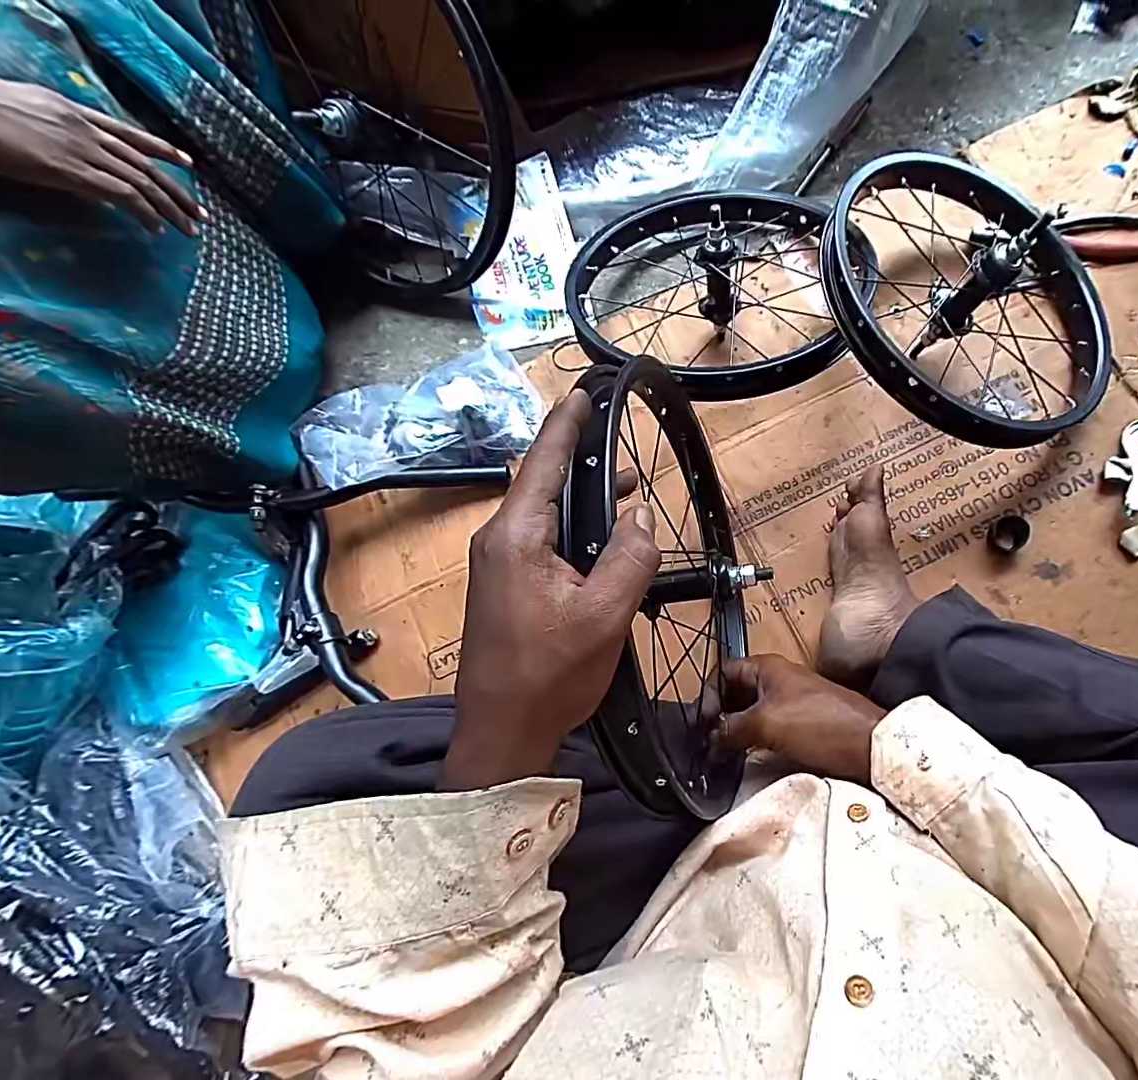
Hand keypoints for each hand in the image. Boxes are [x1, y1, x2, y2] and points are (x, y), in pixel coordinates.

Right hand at [0, 48, 201, 233]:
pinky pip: (123, 194)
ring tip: (187, 230)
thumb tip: (57, 152)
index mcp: (65, 106)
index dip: (163, 149)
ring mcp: (76, 146)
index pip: (127, 132)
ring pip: (142, 181)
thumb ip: (44, 131)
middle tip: (199, 216)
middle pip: (145, 163)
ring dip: (170, 209)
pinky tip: (155, 229)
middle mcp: (79, 125)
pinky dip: (145, 213)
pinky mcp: (69, 169)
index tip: (188, 164)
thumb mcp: (10, 112)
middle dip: (177, 192)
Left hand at [441, 389, 661, 789]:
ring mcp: (497, 564)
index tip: (584, 391)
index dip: (566, 423)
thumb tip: (640, 514)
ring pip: (543, 513)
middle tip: (620, 440)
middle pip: (542, 483)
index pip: (543, 461)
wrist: (501, 731)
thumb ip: (630, 557)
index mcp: (516, 537)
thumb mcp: (604, 616)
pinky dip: (571, 529)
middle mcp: (498, 541)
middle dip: (582, 460)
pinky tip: (600, 537)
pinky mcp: (505, 585)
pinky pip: (540, 540)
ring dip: (581, 498)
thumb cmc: (548, 677)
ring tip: (623, 487)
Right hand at [716, 655, 886, 784]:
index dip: (708, 695)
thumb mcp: (766, 724)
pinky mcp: (804, 721)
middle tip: (711, 740)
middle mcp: (777, 678)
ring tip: (726, 750)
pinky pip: (769, 724)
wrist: (870, 746)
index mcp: (766, 667)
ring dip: (737, 728)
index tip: (702, 723)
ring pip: (752, 710)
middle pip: (736, 692)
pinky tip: (751, 754)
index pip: (723, 672)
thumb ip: (731, 728)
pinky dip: (755, 737)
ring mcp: (792, 699)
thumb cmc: (818, 725)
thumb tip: (711, 739)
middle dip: (720, 714)